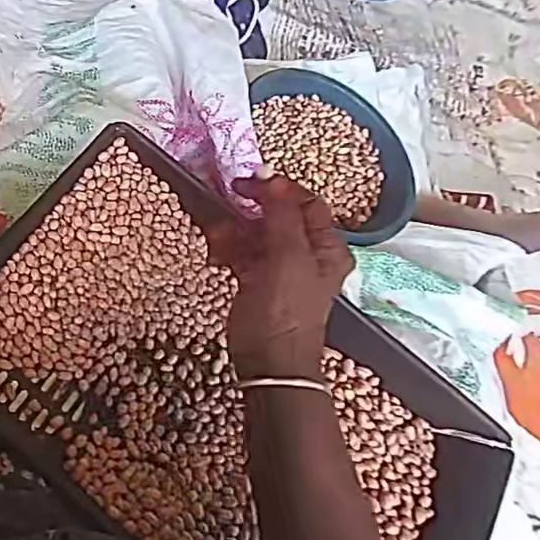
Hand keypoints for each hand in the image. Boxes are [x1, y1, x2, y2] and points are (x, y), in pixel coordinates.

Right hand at [203, 174, 351, 378]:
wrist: (269, 365)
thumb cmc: (284, 311)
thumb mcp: (286, 258)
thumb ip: (279, 214)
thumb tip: (268, 175)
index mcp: (325, 246)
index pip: (305, 203)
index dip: (278, 188)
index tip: (246, 182)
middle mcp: (306, 254)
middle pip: (278, 216)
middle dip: (250, 209)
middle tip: (224, 200)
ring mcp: (280, 268)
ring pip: (256, 234)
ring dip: (234, 229)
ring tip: (214, 232)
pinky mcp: (256, 282)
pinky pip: (242, 254)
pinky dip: (228, 249)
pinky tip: (215, 251)